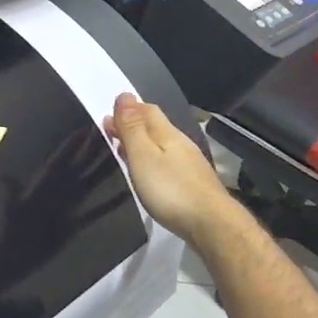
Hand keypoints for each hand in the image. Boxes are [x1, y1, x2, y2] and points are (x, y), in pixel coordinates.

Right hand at [102, 93, 233, 243]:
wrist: (210, 223)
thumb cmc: (170, 189)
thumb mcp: (143, 156)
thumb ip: (132, 128)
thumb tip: (124, 95)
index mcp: (167, 133)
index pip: (147, 110)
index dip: (128, 108)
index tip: (108, 115)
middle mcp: (181, 143)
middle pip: (155, 126)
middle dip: (133, 124)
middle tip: (111, 131)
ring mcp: (189, 163)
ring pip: (161, 144)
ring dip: (141, 142)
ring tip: (123, 149)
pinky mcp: (192, 183)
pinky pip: (167, 161)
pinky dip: (152, 159)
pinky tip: (147, 171)